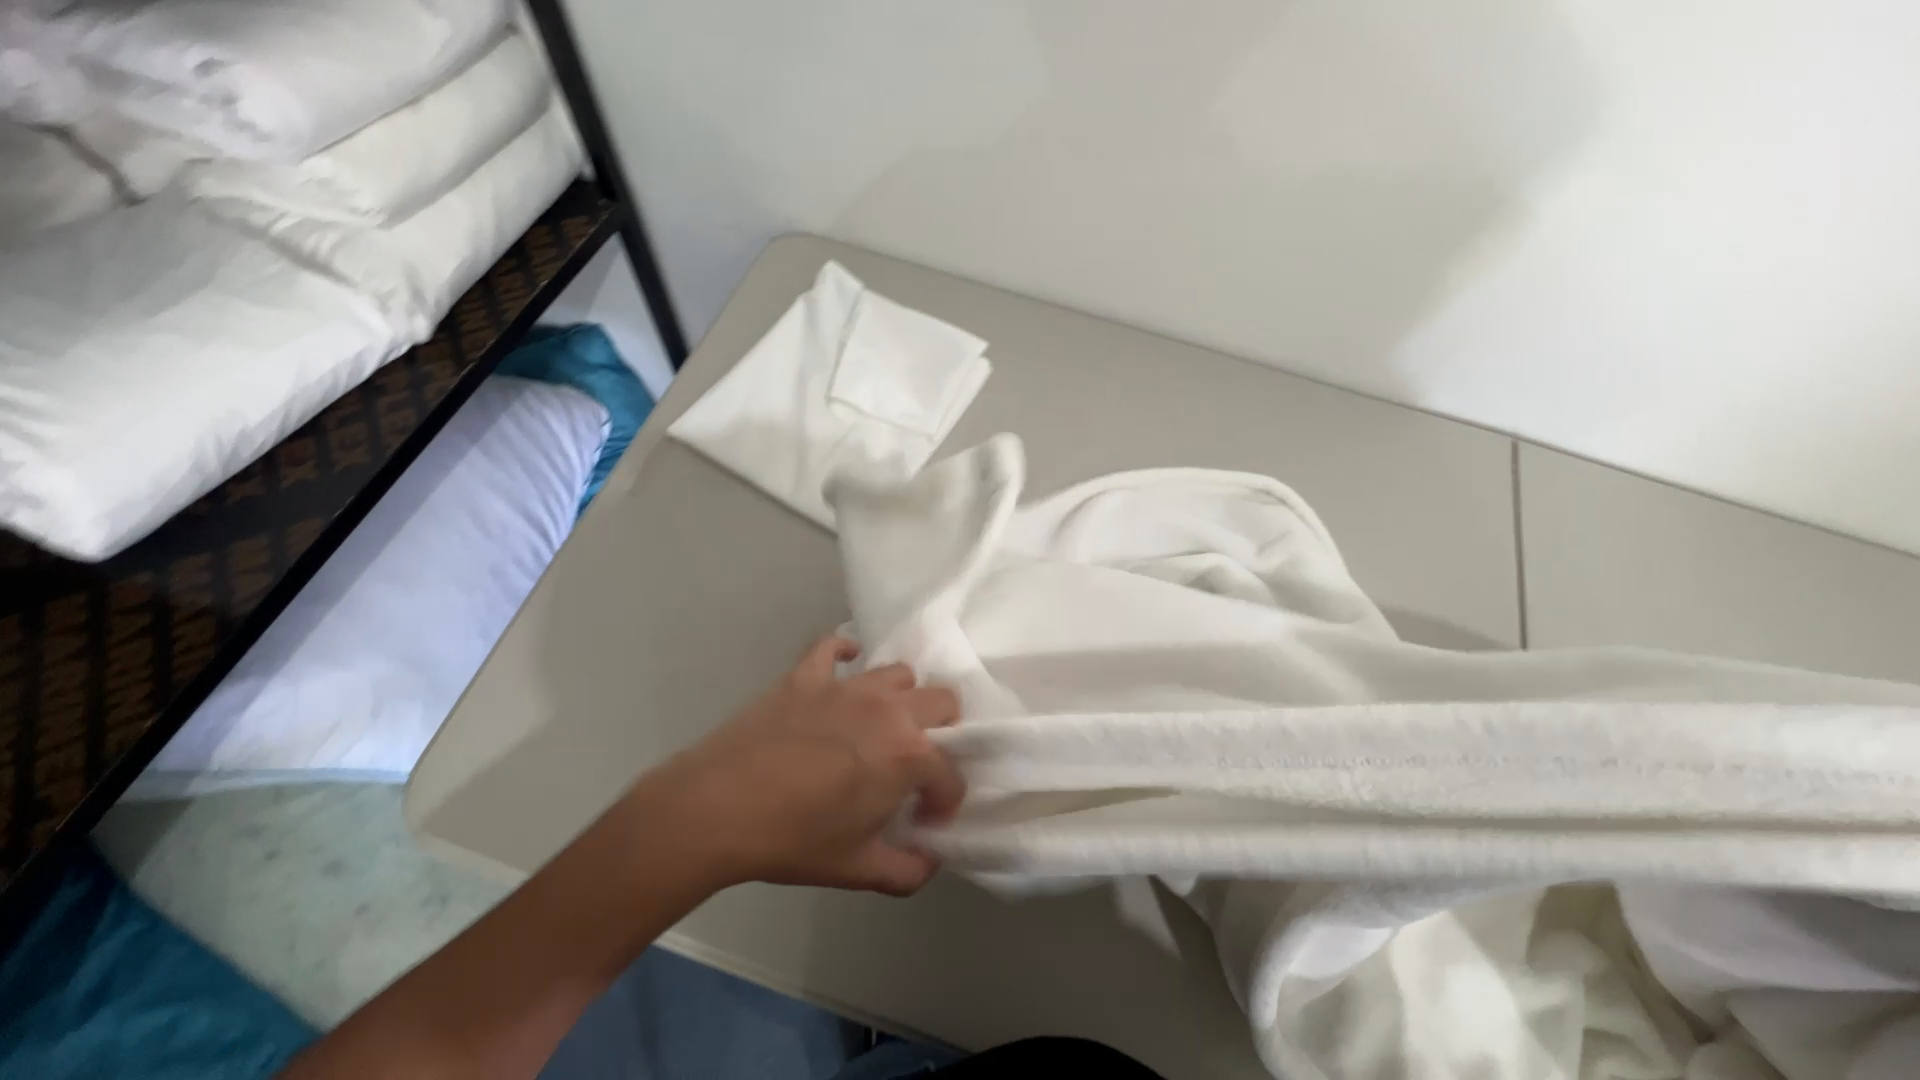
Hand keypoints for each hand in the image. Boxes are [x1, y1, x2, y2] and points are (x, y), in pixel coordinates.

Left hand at [630, 636, 965, 896]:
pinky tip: (845, 666)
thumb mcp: (857, 870)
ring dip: (903, 697)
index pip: (950, 774)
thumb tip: (928, 860)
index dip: (946, 799)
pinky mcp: (805, 677)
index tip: (928, 817)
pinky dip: (844, 653)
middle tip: (916, 763)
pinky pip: (832, 648)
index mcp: (909, 756)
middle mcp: (888, 710)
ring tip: (883, 724)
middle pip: (942, 702)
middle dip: (943, 732)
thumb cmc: (793, 840)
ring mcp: (845, 687)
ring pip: (898, 673)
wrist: (716, 809)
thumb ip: (907, 871)